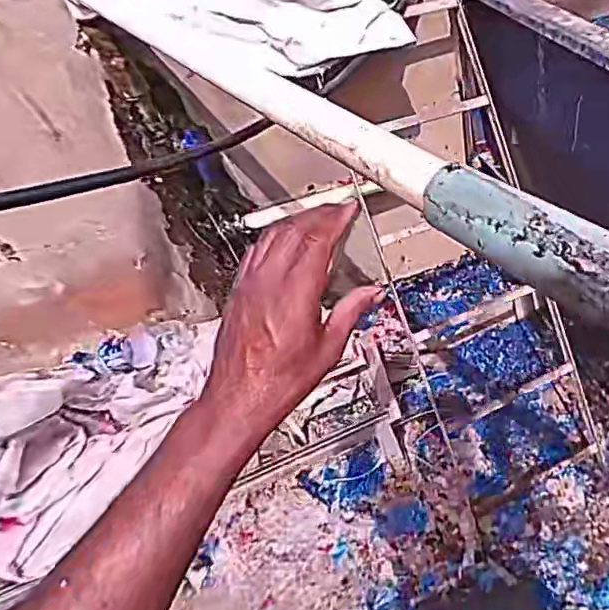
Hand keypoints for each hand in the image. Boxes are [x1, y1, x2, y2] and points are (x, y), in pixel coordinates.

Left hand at [207, 203, 381, 427]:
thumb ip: (351, 312)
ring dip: (297, 220)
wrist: (237, 400)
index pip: (317, 240)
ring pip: (272, 236)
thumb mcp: (329, 348)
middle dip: (319, 214)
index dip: (335, 219)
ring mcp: (250, 285)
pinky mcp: (238, 292)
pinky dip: (275, 236)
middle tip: (337, 209)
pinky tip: (282, 239)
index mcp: (295, 293)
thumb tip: (370, 293)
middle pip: (295, 230)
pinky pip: (256, 251)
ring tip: (315, 217)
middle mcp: (269, 283)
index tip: (348, 209)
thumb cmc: (278, 381)